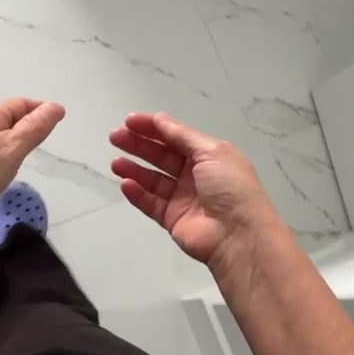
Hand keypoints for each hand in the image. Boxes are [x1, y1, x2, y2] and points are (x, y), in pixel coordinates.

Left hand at [0, 98, 66, 236]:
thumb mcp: (13, 148)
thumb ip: (35, 127)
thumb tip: (55, 106)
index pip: (18, 104)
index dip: (38, 107)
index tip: (56, 117)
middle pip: (3, 120)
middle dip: (24, 123)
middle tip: (43, 136)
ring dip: (9, 141)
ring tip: (24, 154)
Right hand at [110, 112, 280, 264]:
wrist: (238, 235)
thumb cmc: (230, 187)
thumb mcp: (212, 152)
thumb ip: (182, 136)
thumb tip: (160, 120)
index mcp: (209, 156)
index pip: (176, 137)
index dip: (153, 128)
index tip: (129, 122)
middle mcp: (195, 175)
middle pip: (162, 156)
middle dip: (139, 145)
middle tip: (115, 137)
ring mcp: (182, 198)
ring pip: (153, 180)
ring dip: (134, 169)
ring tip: (116, 163)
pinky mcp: (172, 219)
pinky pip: (151, 203)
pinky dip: (137, 193)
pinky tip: (125, 184)